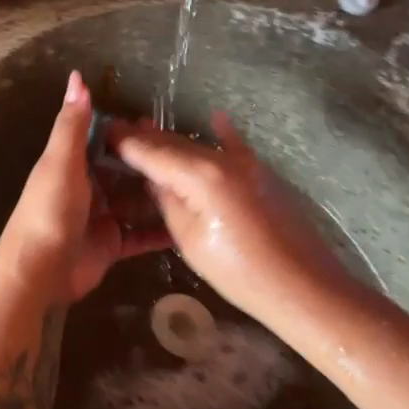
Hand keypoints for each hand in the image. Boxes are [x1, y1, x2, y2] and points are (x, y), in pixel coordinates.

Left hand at [1, 72, 173, 303]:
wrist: (40, 271)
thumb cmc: (50, 210)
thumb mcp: (61, 162)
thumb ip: (72, 123)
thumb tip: (77, 76)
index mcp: (70, 163)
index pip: (101, 139)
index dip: (126, 130)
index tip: (160, 122)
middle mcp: (87, 187)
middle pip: (123, 170)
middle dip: (150, 164)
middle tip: (192, 156)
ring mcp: (100, 217)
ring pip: (135, 201)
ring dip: (159, 196)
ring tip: (200, 187)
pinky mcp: (112, 245)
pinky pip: (141, 235)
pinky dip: (161, 231)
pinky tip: (190, 224)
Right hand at [109, 113, 354, 324]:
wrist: (308, 291)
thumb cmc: (240, 273)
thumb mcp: (190, 239)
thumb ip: (167, 200)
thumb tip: (151, 176)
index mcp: (198, 175)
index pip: (149, 152)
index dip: (122, 142)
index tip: (100, 131)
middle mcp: (220, 160)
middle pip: (173, 144)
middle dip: (143, 137)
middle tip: (114, 129)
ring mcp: (246, 165)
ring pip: (198, 146)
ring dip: (172, 139)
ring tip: (145, 127)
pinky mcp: (263, 176)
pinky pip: (236, 148)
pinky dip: (222, 133)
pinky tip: (216, 118)